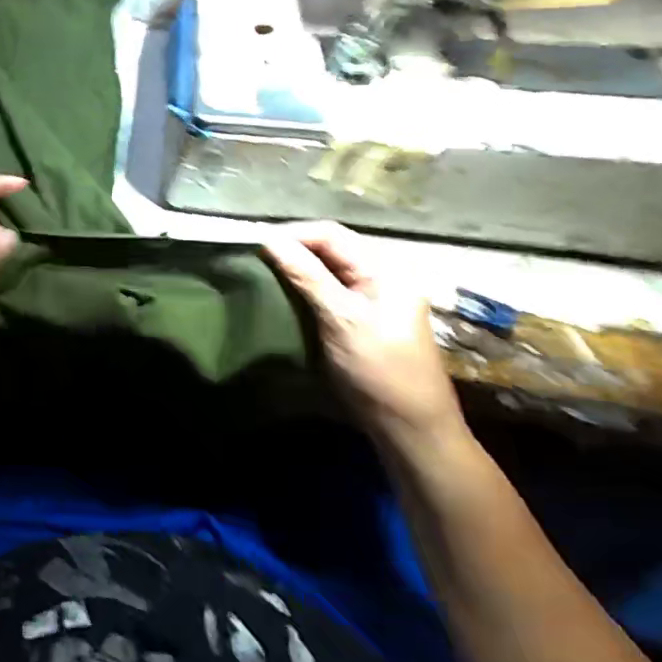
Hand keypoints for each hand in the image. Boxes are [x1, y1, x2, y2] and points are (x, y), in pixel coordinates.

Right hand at [262, 222, 465, 446]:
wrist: (409, 428)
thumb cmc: (380, 371)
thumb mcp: (341, 319)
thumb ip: (306, 275)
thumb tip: (269, 238)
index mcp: (384, 267)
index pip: (329, 234)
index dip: (291, 235)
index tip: (253, 247)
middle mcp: (380, 273)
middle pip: (328, 247)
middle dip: (291, 250)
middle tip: (253, 262)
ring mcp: (371, 295)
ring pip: (325, 268)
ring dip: (294, 269)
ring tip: (261, 276)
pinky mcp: (360, 315)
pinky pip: (327, 288)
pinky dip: (303, 288)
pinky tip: (282, 296)